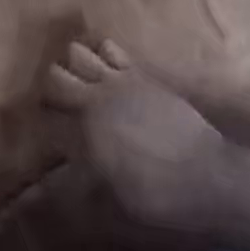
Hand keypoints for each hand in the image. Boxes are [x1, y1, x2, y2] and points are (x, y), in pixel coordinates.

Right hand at [45, 39, 227, 228]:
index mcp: (85, 135)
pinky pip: (109, 48)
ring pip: (77, 52)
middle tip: (58, 108)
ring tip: (81, 83)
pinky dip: (100, 55)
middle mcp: (95, 100)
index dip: (42, 128)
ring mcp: (117, 80)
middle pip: (53, 77)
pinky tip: (106, 71)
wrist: (207, 173)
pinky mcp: (138, 72)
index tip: (46, 139)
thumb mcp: (116, 202)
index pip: (46, 121)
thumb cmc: (159, 195)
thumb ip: (84, 184)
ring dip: (74, 67)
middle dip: (50, 90)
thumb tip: (62, 180)